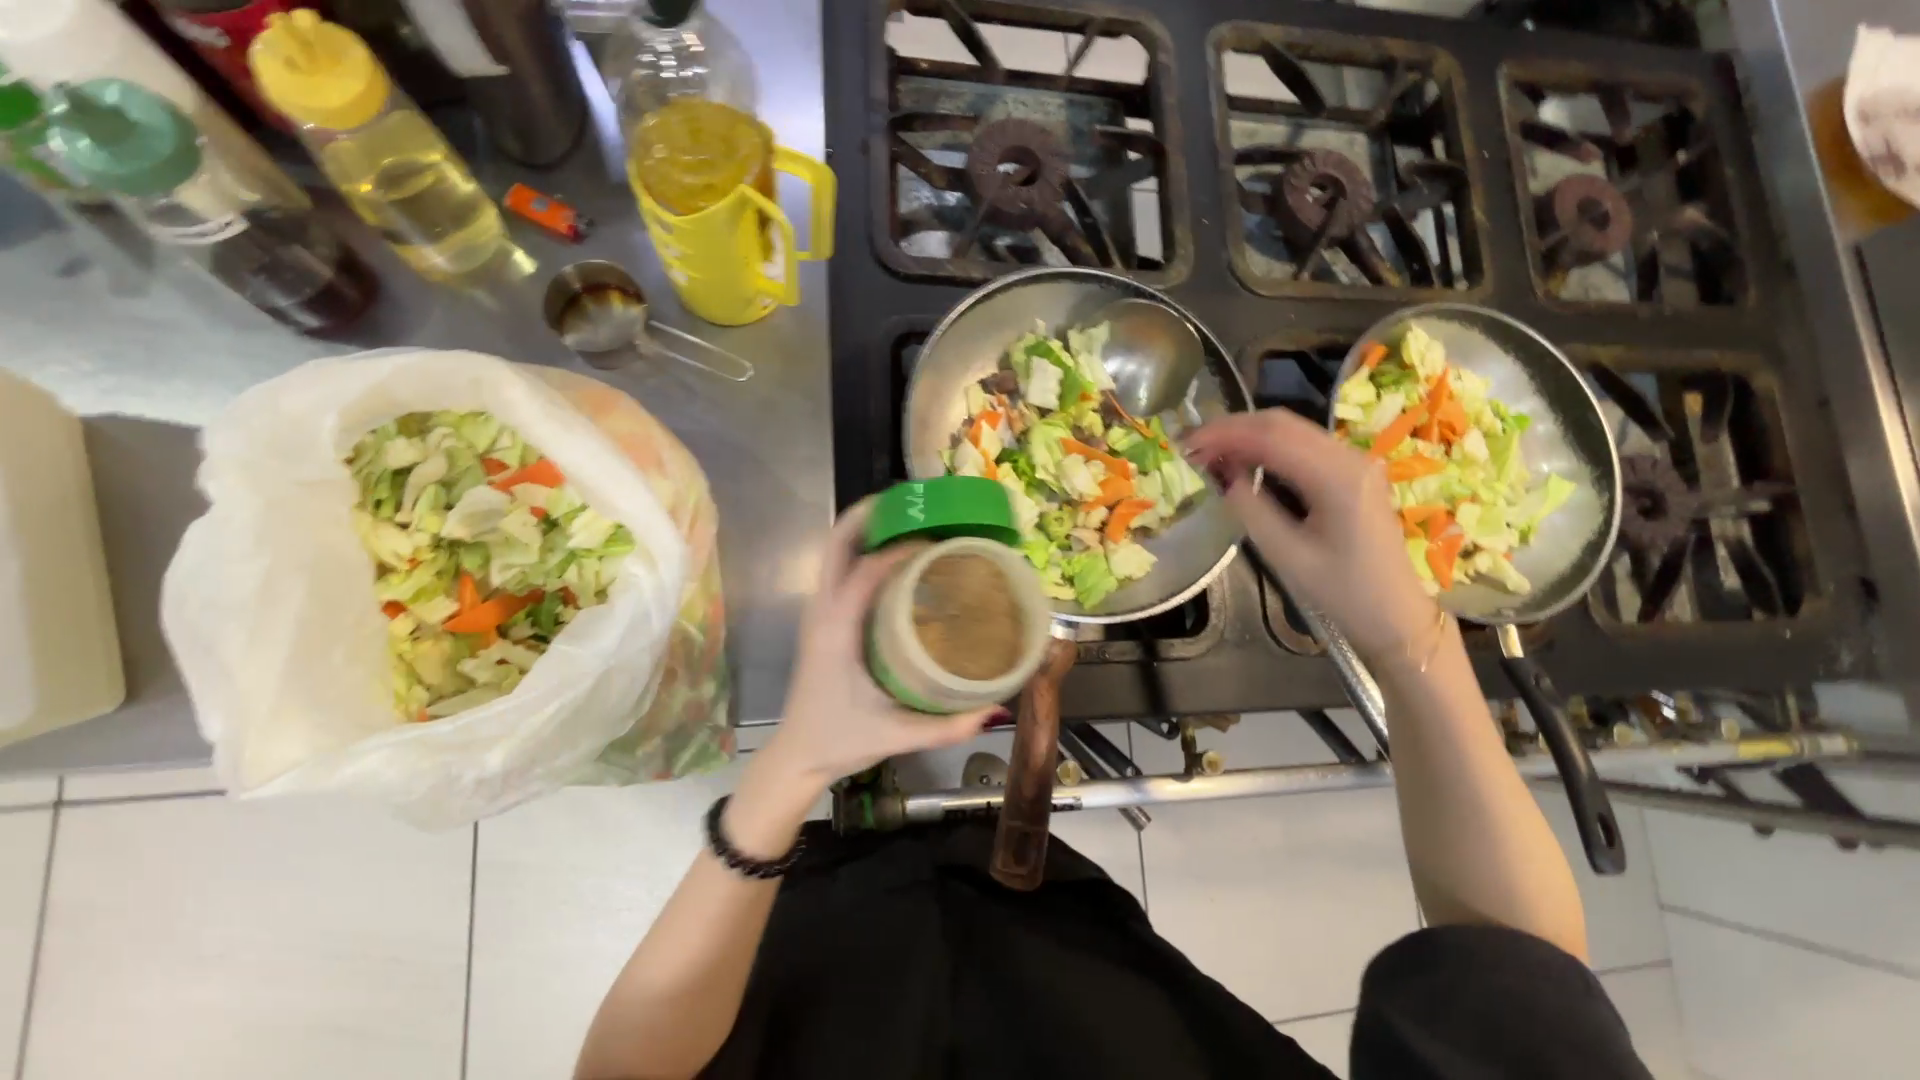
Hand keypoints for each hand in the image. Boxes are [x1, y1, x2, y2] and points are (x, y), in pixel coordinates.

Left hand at [758, 499, 1002, 791]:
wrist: (796, 756)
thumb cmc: (840, 740)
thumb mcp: (895, 735)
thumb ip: (945, 726)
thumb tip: (994, 708)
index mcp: (837, 632)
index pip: (866, 573)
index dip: (901, 550)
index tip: (939, 542)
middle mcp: (822, 612)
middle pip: (837, 544)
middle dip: (870, 515)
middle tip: (912, 504)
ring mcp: (817, 614)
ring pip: (834, 553)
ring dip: (866, 530)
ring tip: (910, 522)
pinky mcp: (821, 621)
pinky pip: (839, 571)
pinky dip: (863, 552)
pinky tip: (896, 560)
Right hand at [1185, 408, 1436, 662]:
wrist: (1395, 614)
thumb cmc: (1343, 592)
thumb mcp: (1286, 556)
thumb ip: (1251, 509)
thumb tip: (1224, 476)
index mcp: (1336, 477)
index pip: (1270, 437)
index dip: (1224, 434)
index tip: (1187, 446)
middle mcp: (1349, 457)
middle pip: (1282, 423)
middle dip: (1233, 429)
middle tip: (1193, 447)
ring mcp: (1355, 462)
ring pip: (1292, 430)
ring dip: (1249, 435)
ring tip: (1212, 453)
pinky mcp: (1352, 472)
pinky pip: (1304, 445)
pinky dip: (1269, 446)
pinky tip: (1245, 461)